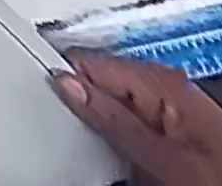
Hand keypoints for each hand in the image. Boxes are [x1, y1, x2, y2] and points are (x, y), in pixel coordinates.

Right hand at [52, 52, 221, 185]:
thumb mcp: (168, 158)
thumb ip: (114, 118)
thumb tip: (65, 81)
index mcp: (163, 82)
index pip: (88, 62)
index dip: (64, 77)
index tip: (45, 93)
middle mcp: (167, 90)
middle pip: (100, 83)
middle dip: (83, 100)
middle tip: (72, 125)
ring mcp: (172, 114)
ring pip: (113, 107)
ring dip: (100, 121)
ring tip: (98, 144)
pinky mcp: (176, 136)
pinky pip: (130, 125)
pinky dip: (118, 137)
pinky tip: (120, 155)